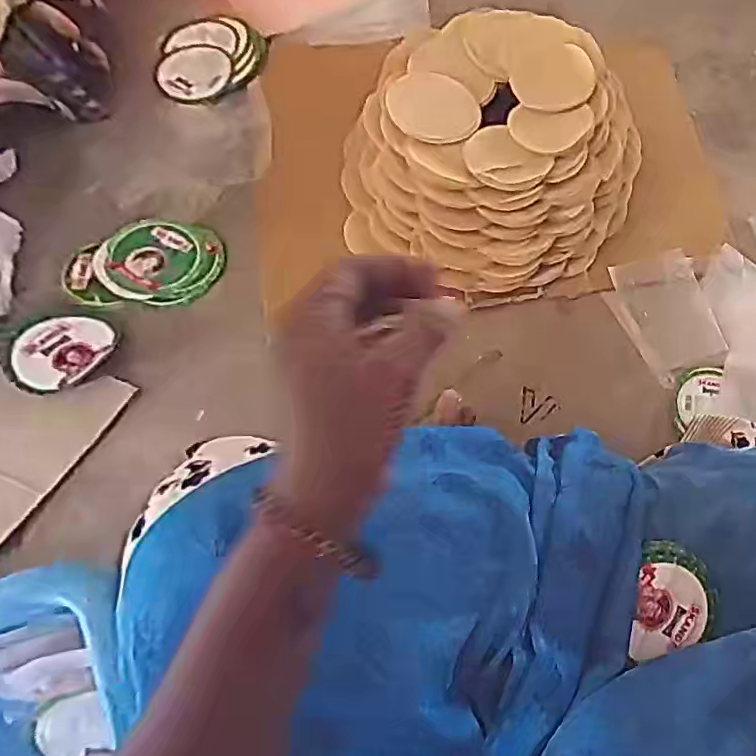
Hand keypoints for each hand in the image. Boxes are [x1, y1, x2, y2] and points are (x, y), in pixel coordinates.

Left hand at [269, 257, 461, 530]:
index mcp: (311, 319)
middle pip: (349, 292)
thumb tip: (453, 305)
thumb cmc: (357, 422)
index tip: (437, 279)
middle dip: (397, 289)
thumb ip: (426, 329)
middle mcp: (302, 332)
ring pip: (352, 318)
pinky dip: (383, 337)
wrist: (326, 486)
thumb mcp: (398, 371)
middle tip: (438, 298)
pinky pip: (351, 343)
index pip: (351, 271)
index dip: (397, 269)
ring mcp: (306, 359)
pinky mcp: (317, 383)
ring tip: (430, 322)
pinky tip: (410, 351)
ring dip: (393, 313)